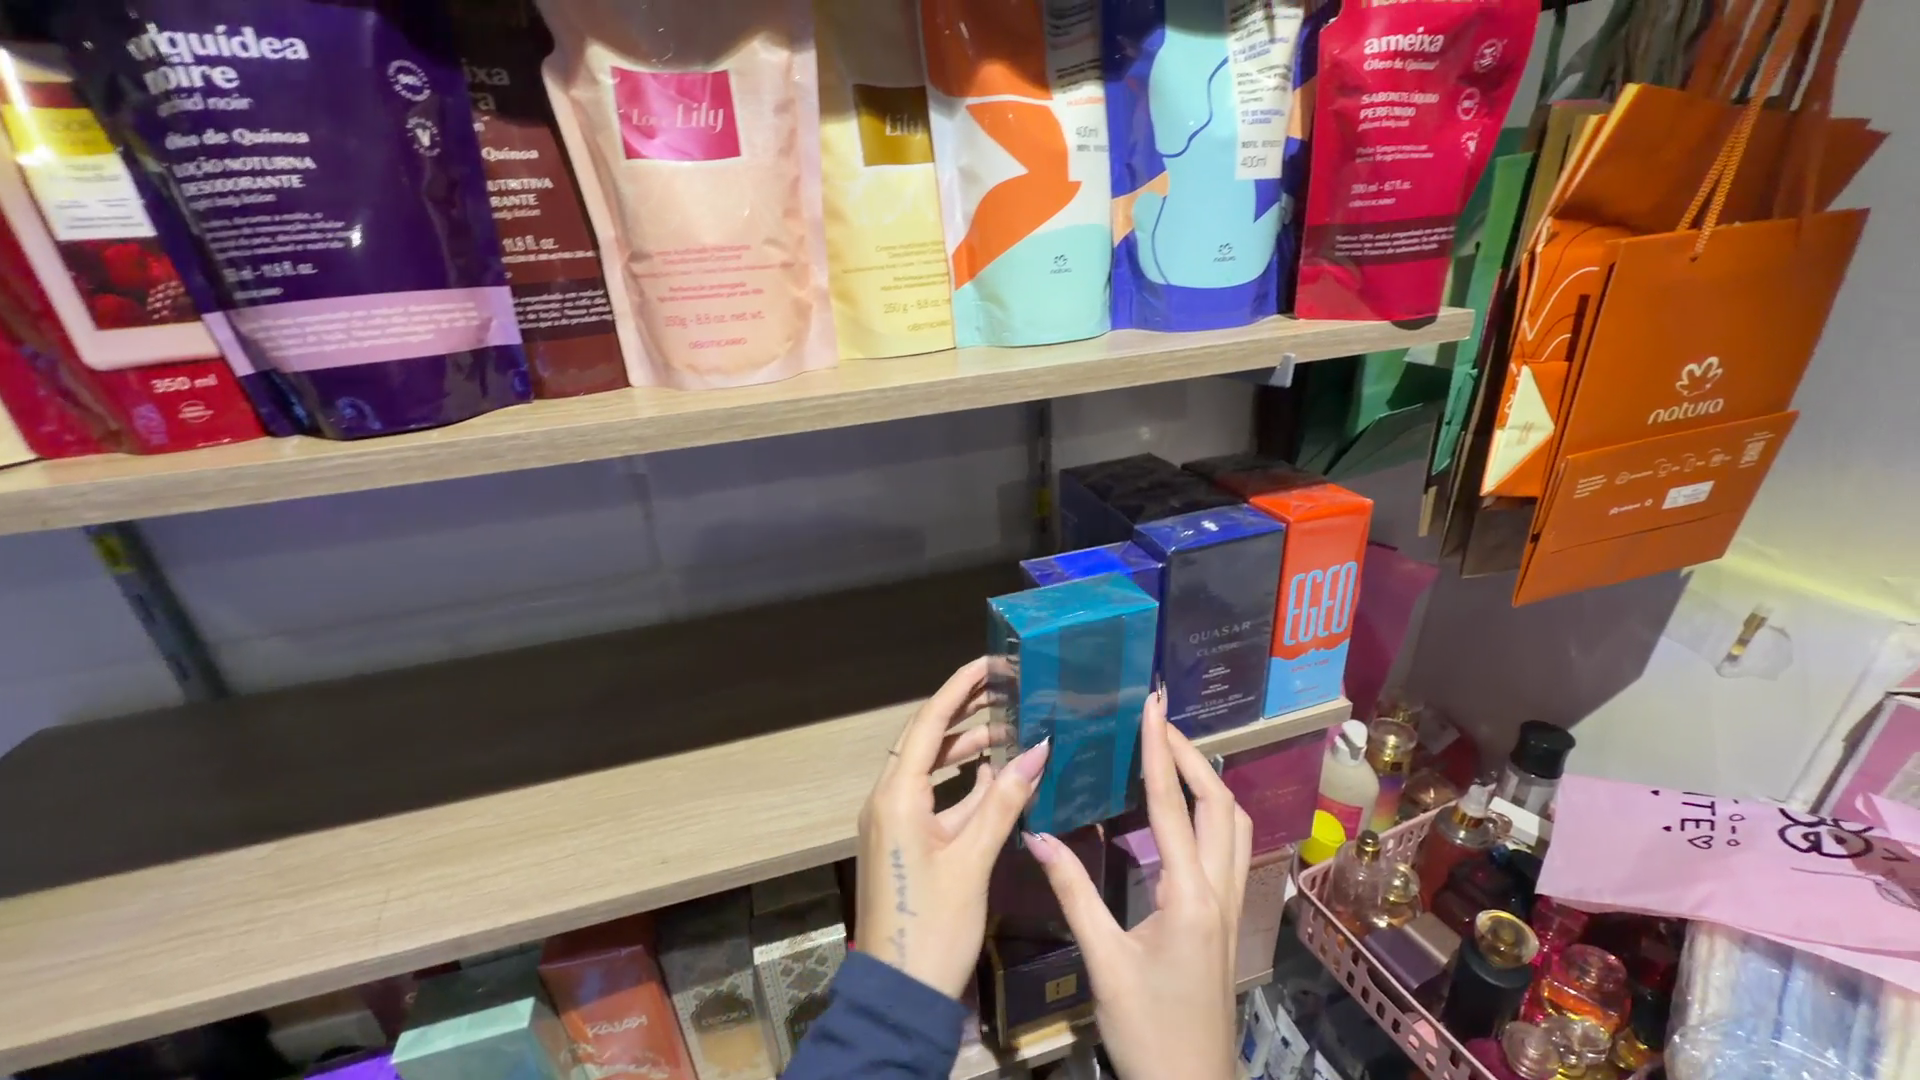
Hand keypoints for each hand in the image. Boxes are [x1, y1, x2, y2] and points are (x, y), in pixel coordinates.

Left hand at [856, 657, 1051, 998]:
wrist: (900, 992)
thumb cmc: (935, 924)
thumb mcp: (972, 859)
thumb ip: (1003, 800)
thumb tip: (1038, 749)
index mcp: (896, 795)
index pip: (927, 724)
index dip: (958, 689)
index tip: (989, 663)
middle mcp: (887, 799)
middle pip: (925, 739)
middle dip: (963, 712)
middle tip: (1005, 689)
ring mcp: (893, 821)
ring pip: (929, 768)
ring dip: (964, 748)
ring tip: (1007, 727)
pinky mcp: (903, 841)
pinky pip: (931, 797)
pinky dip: (960, 782)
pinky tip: (992, 775)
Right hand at [1026, 689, 1250, 1079]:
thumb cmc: (1147, 1029)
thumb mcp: (1103, 962)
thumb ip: (1073, 893)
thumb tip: (1039, 835)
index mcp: (1188, 895)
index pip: (1171, 805)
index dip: (1159, 751)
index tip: (1151, 708)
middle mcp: (1219, 890)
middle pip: (1219, 804)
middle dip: (1190, 756)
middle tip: (1158, 721)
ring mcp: (1230, 905)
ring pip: (1233, 824)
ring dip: (1206, 782)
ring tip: (1172, 754)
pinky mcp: (1226, 918)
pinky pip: (1228, 848)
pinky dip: (1209, 813)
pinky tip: (1182, 814)